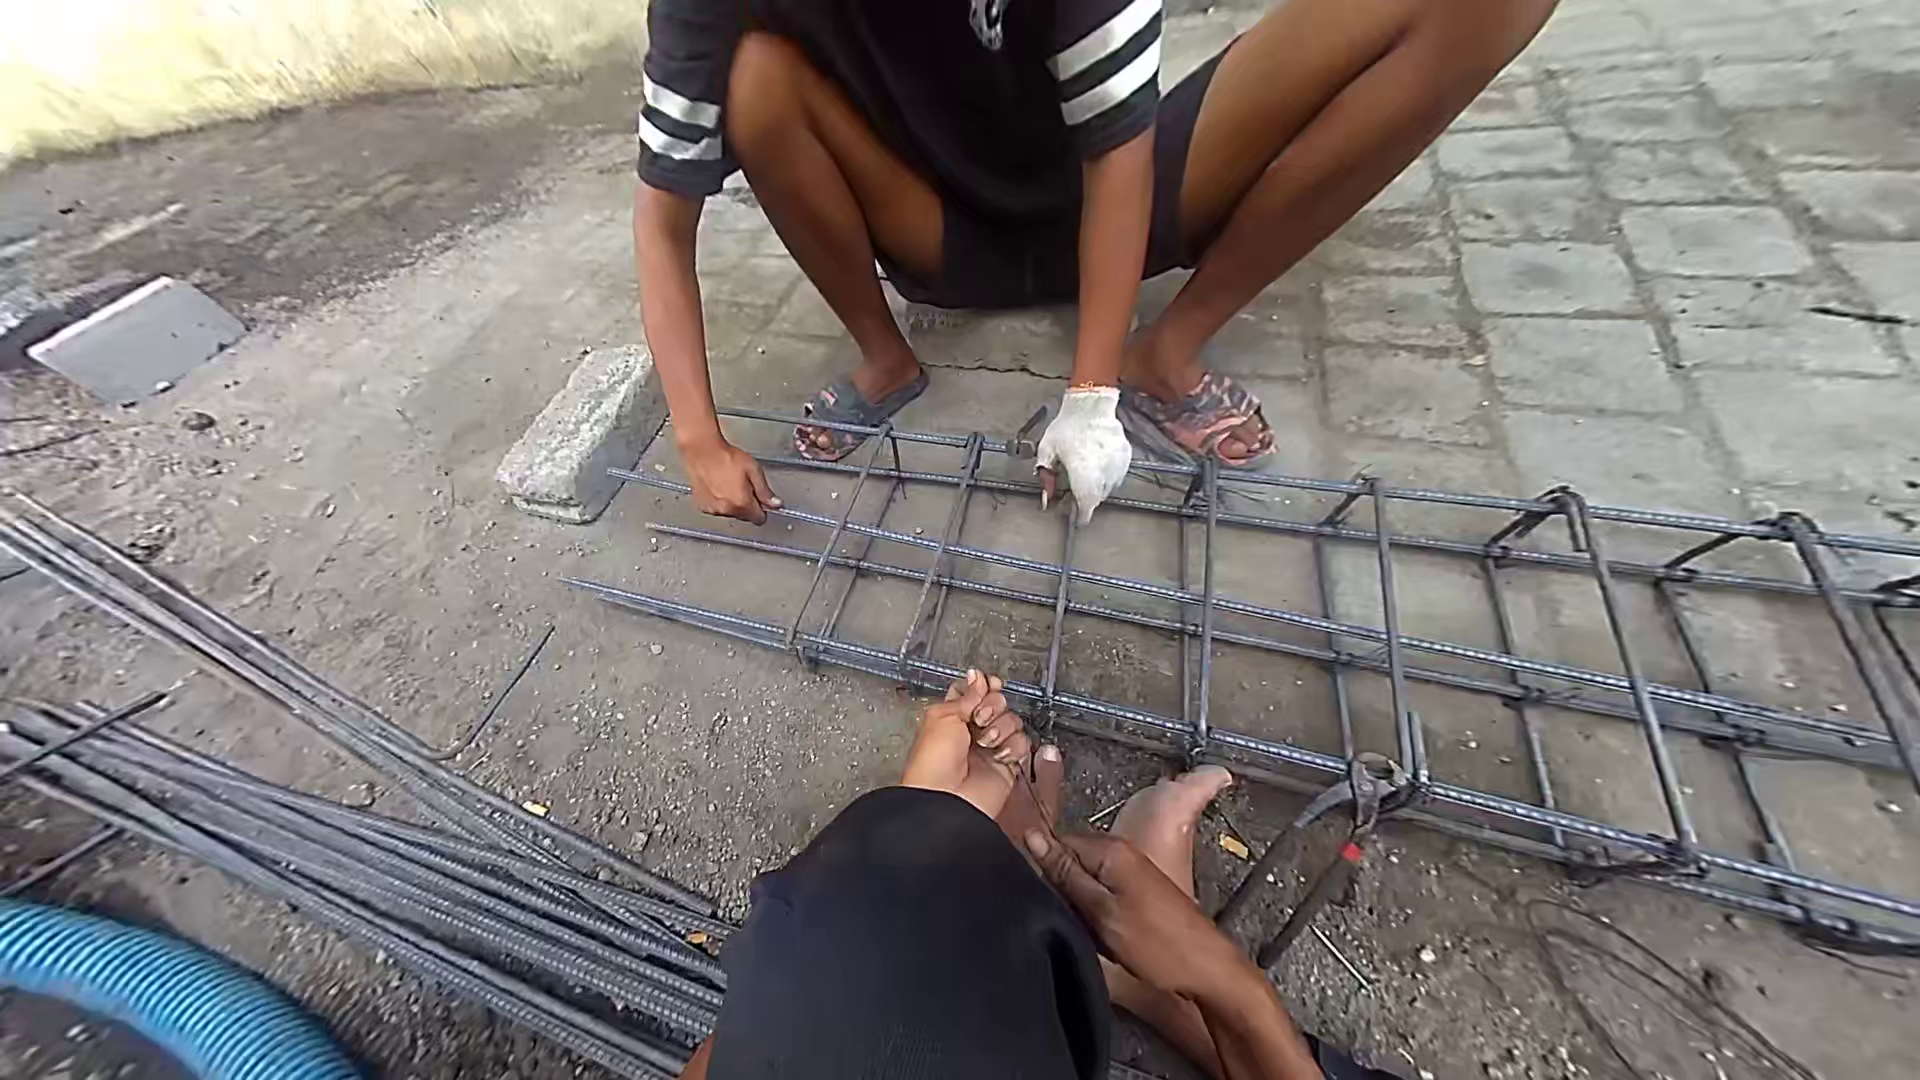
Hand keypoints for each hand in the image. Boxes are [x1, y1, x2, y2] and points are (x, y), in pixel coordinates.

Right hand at [680, 434, 780, 523]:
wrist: (702, 450)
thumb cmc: (726, 457)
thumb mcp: (754, 471)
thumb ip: (765, 491)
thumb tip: (776, 504)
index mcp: (742, 504)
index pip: (759, 519)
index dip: (763, 509)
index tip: (761, 499)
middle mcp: (726, 510)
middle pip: (745, 516)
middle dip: (748, 505)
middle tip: (744, 485)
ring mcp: (713, 509)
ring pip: (731, 513)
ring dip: (733, 503)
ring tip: (729, 483)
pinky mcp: (702, 505)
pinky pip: (717, 509)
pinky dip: (720, 502)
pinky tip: (718, 487)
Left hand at [900, 669, 1031, 818]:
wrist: (946, 797)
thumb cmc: (933, 760)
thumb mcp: (943, 716)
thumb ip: (967, 695)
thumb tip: (978, 677)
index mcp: (953, 715)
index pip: (976, 692)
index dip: (984, 686)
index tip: (989, 684)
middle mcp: (973, 730)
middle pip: (997, 702)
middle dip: (992, 706)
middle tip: (980, 718)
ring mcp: (991, 746)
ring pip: (1012, 720)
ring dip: (1002, 727)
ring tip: (987, 741)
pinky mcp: (1007, 764)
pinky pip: (1022, 743)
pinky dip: (1013, 746)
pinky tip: (999, 754)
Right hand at [1025, 829, 1249, 1000]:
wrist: (1208, 970)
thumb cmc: (1156, 943)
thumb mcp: (1101, 911)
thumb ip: (1065, 873)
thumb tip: (1031, 835)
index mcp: (1109, 848)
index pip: (1057, 842)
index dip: (1045, 869)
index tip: (1046, 899)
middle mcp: (1119, 850)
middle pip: (1072, 859)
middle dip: (1063, 887)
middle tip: (1069, 919)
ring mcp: (1130, 869)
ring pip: (1086, 878)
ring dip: (1081, 902)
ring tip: (1087, 929)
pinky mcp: (1137, 888)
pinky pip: (1102, 890)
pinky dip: (1097, 910)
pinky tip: (1102, 932)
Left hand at [1036, 386, 1131, 523]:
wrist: (1090, 404)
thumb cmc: (1067, 426)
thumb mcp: (1047, 452)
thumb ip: (1047, 478)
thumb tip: (1047, 500)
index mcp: (1084, 472)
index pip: (1087, 504)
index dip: (1083, 515)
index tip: (1078, 519)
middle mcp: (1103, 471)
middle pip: (1096, 497)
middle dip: (1086, 499)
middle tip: (1074, 494)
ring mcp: (1117, 464)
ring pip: (1108, 487)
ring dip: (1096, 488)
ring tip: (1084, 476)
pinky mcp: (1126, 456)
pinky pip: (1116, 475)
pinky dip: (1106, 476)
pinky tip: (1096, 465)